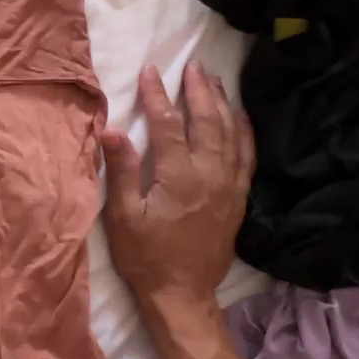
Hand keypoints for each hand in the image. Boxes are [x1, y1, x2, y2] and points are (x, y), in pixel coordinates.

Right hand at [100, 61, 253, 312]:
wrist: (182, 292)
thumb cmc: (144, 255)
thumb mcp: (122, 216)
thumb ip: (121, 171)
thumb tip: (112, 131)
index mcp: (178, 177)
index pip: (168, 125)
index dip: (158, 96)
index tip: (150, 72)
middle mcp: (210, 175)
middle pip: (207, 121)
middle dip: (198, 90)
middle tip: (191, 65)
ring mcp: (229, 185)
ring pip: (230, 133)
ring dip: (223, 103)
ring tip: (214, 80)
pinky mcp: (238, 197)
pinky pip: (247, 155)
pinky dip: (244, 130)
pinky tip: (240, 116)